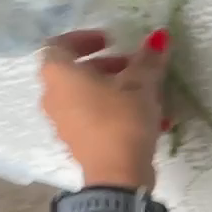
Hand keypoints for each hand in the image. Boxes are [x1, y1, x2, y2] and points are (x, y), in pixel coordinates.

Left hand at [39, 28, 169, 189]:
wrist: (117, 175)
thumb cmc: (122, 120)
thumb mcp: (141, 84)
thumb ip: (148, 59)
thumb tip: (159, 36)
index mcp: (59, 73)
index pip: (61, 44)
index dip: (85, 38)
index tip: (111, 41)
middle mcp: (52, 96)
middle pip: (75, 72)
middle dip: (106, 67)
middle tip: (134, 67)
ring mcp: (63, 123)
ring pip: (86, 97)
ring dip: (111, 91)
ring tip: (143, 95)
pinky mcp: (78, 144)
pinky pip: (92, 119)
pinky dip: (112, 113)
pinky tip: (141, 121)